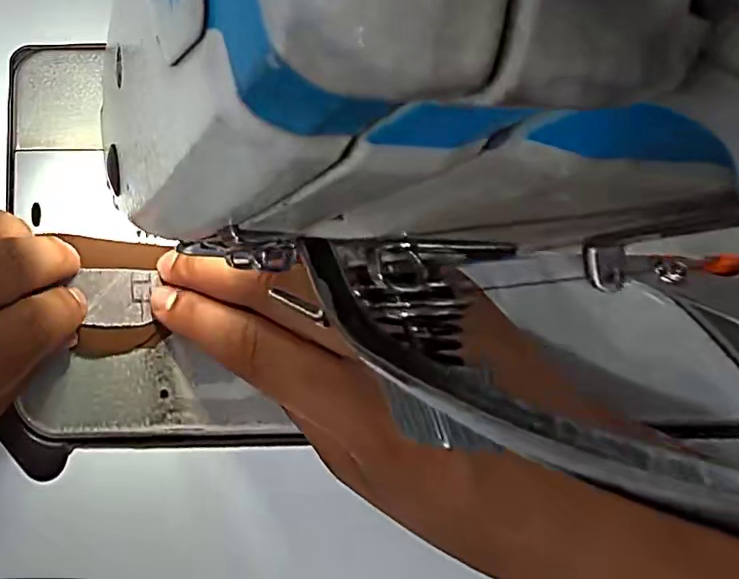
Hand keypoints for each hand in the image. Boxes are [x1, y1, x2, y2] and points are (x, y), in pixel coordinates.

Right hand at [149, 252, 738, 578]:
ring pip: (299, 256)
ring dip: (241, 249)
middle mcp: (382, 337)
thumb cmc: (464, 498)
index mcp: (358, 403)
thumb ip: (293, 397)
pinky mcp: (430, 276)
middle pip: (270, 285)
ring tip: (201, 248)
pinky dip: (290, 242)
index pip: (252, 340)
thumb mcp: (359, 464)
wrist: (575, 485)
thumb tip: (243, 346)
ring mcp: (409, 296)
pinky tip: (263, 239)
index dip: (199, 313)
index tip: (163, 297)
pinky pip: (339, 249)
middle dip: (208, 271)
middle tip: (168, 264)